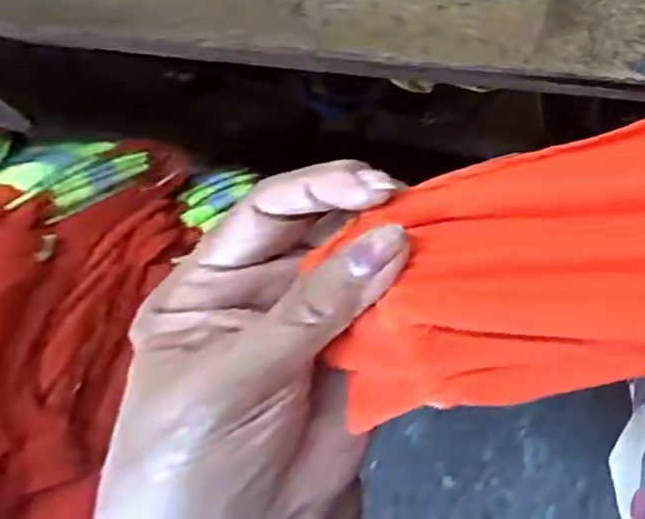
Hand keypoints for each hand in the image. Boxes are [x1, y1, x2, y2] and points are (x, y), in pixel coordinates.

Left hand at [97, 161, 410, 518]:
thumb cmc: (194, 458)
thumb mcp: (232, 382)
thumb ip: (312, 308)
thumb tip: (394, 236)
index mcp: (215, 284)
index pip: (269, 208)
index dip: (322, 186)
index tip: (377, 189)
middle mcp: (277, 281)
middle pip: (334, 218)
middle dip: (378, 206)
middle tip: (420, 209)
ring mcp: (332, 303)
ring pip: (379, 247)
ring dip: (412, 237)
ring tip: (442, 235)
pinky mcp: (377, 325)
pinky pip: (408, 286)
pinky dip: (431, 272)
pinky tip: (450, 264)